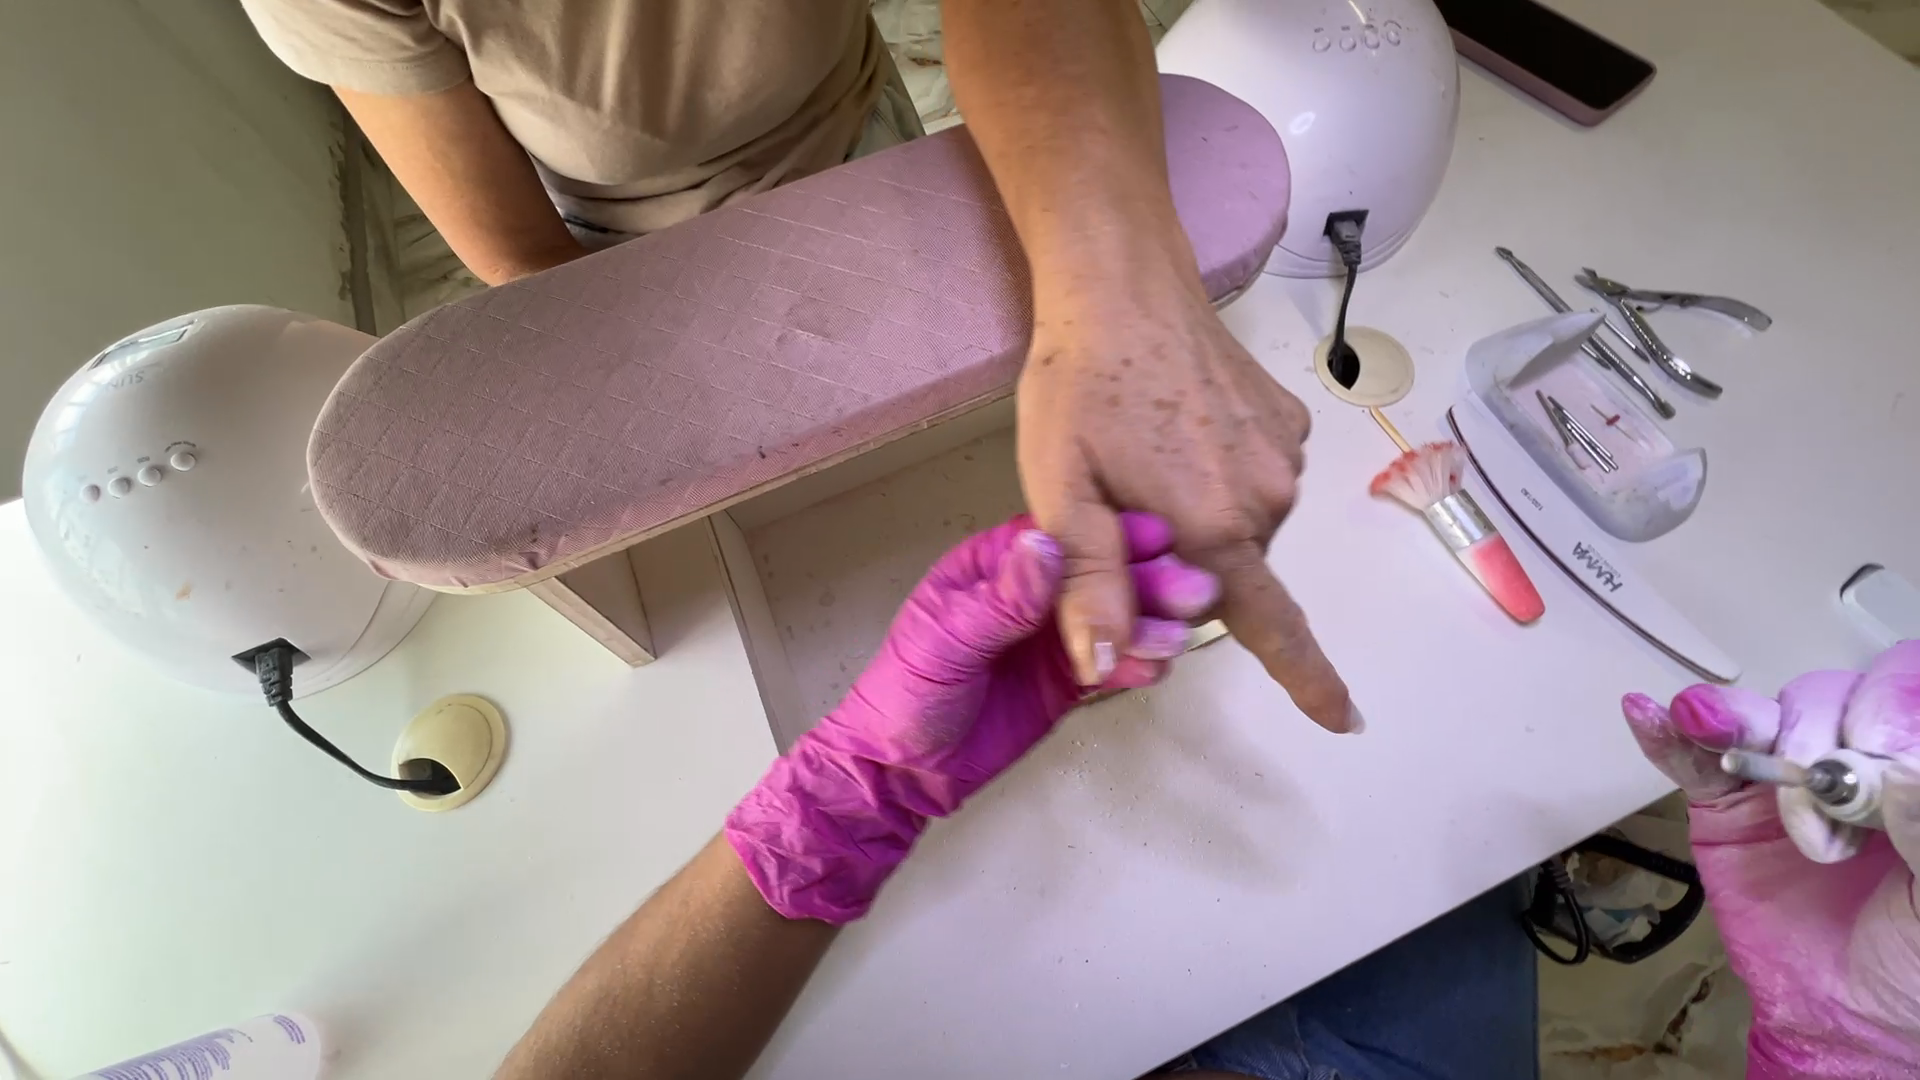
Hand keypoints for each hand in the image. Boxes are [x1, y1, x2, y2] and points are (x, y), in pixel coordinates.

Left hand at [727, 512, 1218, 923]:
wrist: (907, 773)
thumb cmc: (907, 693)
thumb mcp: (944, 642)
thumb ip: (999, 601)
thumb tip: (1045, 543)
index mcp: (995, 566)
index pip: (1059, 538)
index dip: (1108, 533)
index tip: (1158, 535)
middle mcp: (1033, 593)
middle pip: (1098, 575)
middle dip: (1143, 581)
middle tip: (1192, 590)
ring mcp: (1055, 636)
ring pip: (1113, 619)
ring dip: (1148, 623)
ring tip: (1179, 637)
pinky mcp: (1070, 678)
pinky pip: (1111, 664)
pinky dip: (1136, 664)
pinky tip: (1157, 668)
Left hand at [1017, 279, 1353, 732]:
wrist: (1121, 285)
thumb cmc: (1078, 388)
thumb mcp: (1061, 491)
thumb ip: (1089, 581)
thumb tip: (1104, 663)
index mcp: (1214, 525)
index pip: (1271, 624)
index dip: (1306, 677)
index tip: (1344, 719)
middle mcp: (1268, 498)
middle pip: (1232, 573)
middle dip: (1185, 570)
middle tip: (1124, 512)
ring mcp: (1285, 454)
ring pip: (1242, 524)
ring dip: (1200, 519)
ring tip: (1146, 463)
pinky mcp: (1287, 419)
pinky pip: (1255, 477)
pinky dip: (1218, 477)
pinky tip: (1178, 433)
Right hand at [1620, 641, 1919, 1079]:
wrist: (1846, 1014)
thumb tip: (1892, 775)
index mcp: (1911, 777)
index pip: (1901, 698)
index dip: (1890, 702)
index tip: (1882, 753)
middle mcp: (1848, 762)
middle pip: (1819, 698)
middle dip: (1815, 732)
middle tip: (1824, 792)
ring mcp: (1774, 778)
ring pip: (1748, 716)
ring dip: (1734, 722)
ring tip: (1722, 742)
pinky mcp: (1716, 800)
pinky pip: (1682, 757)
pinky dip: (1660, 733)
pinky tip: (1644, 713)